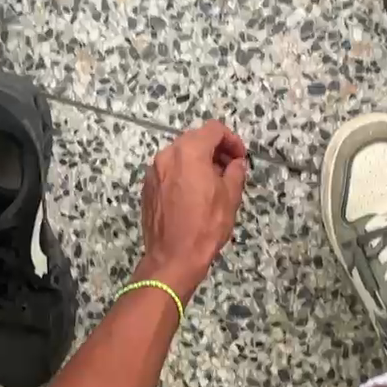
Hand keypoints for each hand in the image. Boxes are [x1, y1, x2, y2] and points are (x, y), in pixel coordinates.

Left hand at [134, 121, 249, 301]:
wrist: (172, 257)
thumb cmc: (205, 226)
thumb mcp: (230, 197)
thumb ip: (235, 172)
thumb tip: (235, 163)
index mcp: (189, 152)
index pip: (213, 129)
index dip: (232, 140)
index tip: (239, 158)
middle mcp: (167, 156)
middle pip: (195, 139)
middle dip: (215, 150)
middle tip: (229, 169)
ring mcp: (153, 172)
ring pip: (180, 155)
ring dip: (199, 161)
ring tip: (213, 183)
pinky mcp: (147, 187)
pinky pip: (168, 171)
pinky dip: (183, 173)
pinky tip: (193, 194)